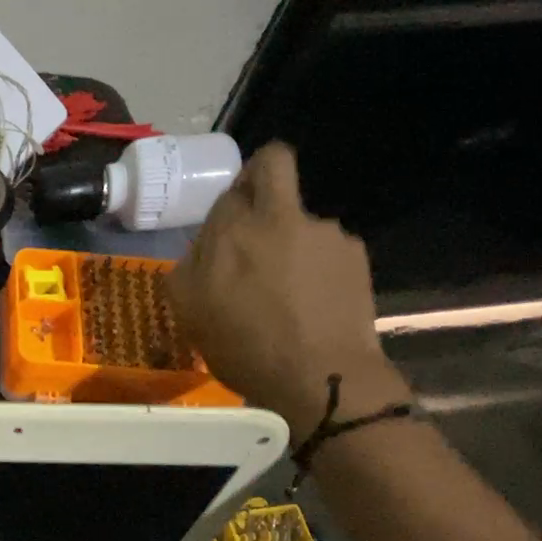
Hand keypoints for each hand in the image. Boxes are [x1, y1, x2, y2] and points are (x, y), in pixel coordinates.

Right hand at [167, 142, 411, 440]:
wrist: (318, 375)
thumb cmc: (242, 350)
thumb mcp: (189, 316)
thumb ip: (188, 271)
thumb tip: (201, 251)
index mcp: (231, 232)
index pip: (226, 195)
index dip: (221, 215)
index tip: (219, 242)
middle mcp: (278, 218)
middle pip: (272, 163)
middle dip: (260, 176)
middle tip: (254, 213)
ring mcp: (322, 232)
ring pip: (299, 218)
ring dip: (289, 241)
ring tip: (283, 293)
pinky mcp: (353, 252)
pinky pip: (326, 249)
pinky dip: (315, 268)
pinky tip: (310, 304)